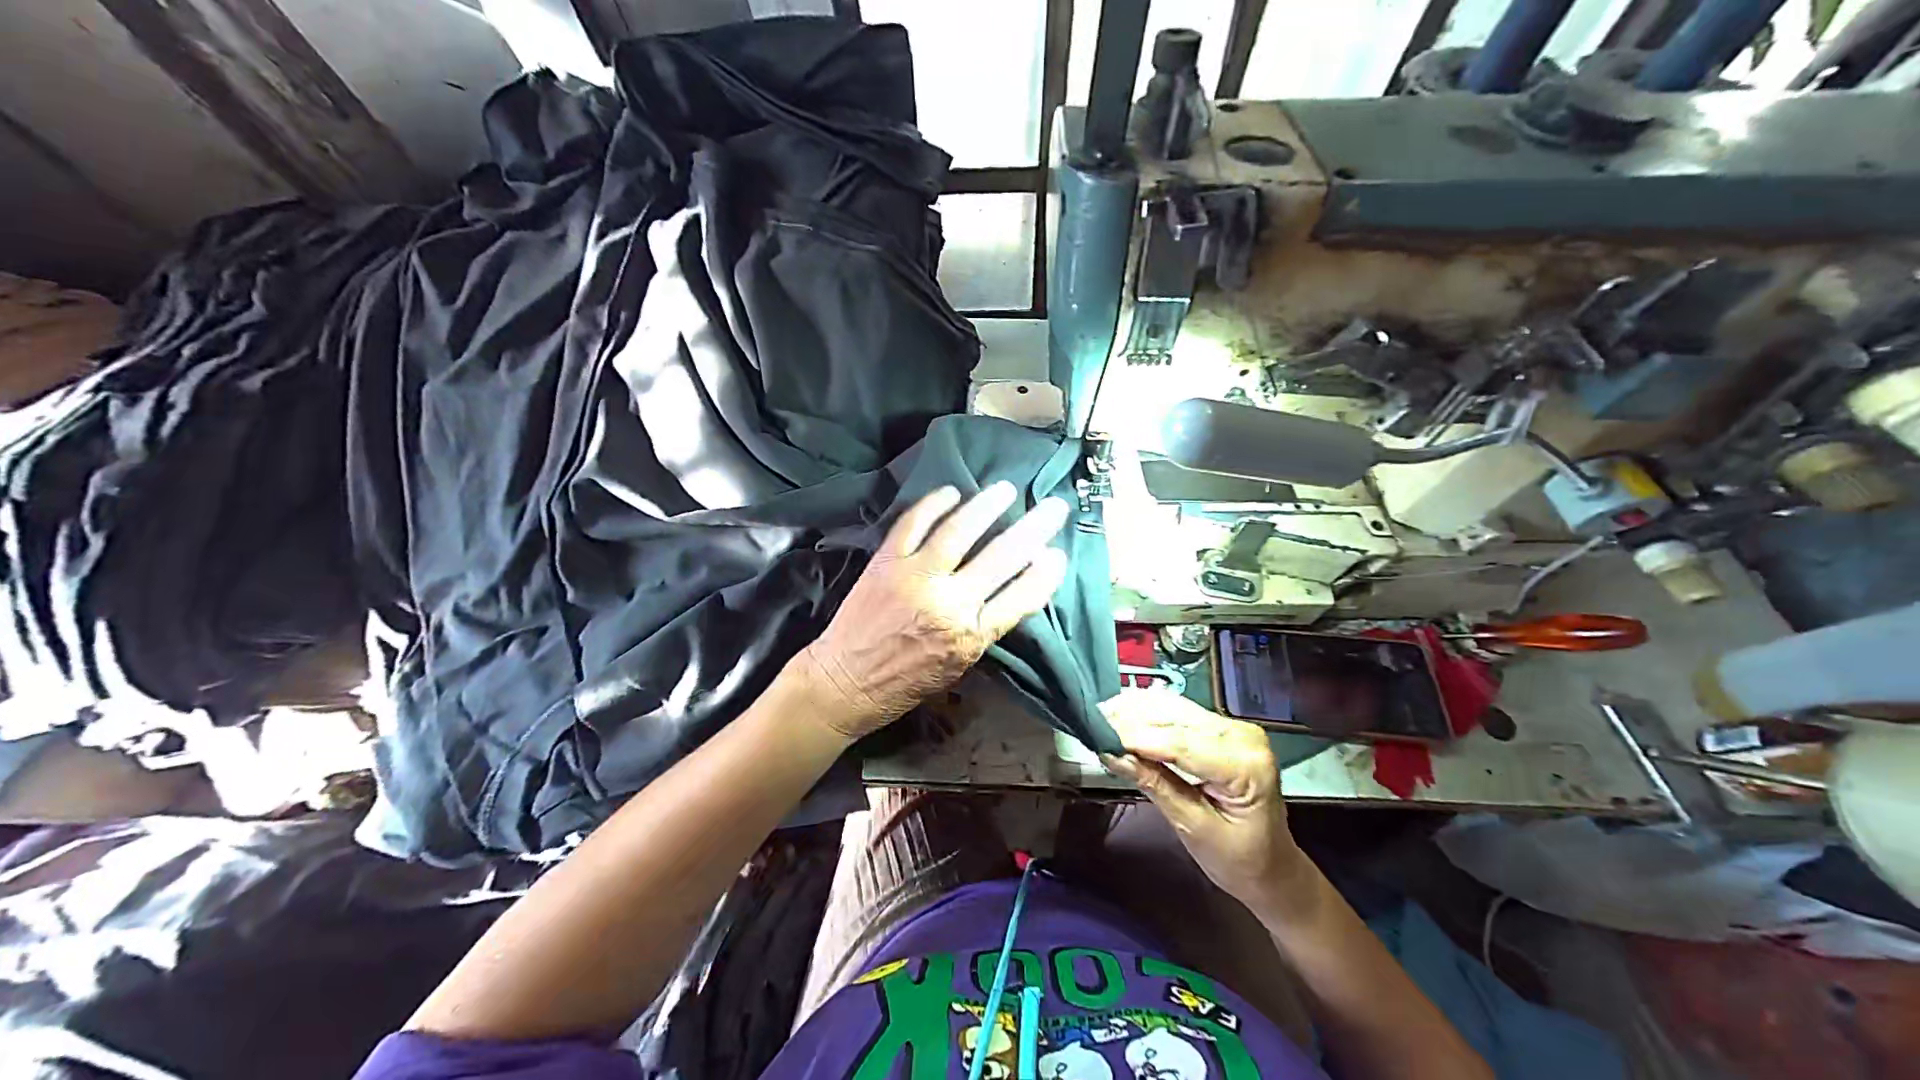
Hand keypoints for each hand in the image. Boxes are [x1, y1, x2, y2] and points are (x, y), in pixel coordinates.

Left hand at [793, 482, 1069, 740]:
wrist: (845, 683)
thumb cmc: (905, 683)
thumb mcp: (959, 666)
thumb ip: (985, 627)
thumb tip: (1010, 588)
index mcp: (970, 636)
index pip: (1021, 596)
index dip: (1045, 573)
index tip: (1058, 553)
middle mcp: (948, 602)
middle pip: (1002, 556)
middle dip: (1034, 528)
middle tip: (1052, 507)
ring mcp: (915, 576)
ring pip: (960, 530)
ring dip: (987, 505)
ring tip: (1004, 489)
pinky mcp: (887, 562)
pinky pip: (914, 523)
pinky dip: (934, 504)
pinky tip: (951, 492)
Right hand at [1099, 688, 1310, 910]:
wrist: (1272, 866)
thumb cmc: (1239, 860)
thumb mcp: (1193, 828)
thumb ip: (1155, 785)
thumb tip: (1113, 754)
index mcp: (1246, 766)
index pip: (1180, 743)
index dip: (1135, 736)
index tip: (1098, 733)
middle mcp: (1244, 737)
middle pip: (1176, 720)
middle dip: (1131, 720)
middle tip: (1091, 720)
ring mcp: (1235, 728)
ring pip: (1175, 709)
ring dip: (1136, 712)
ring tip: (1100, 716)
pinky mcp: (1223, 728)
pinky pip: (1181, 713)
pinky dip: (1150, 714)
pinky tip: (1123, 715)